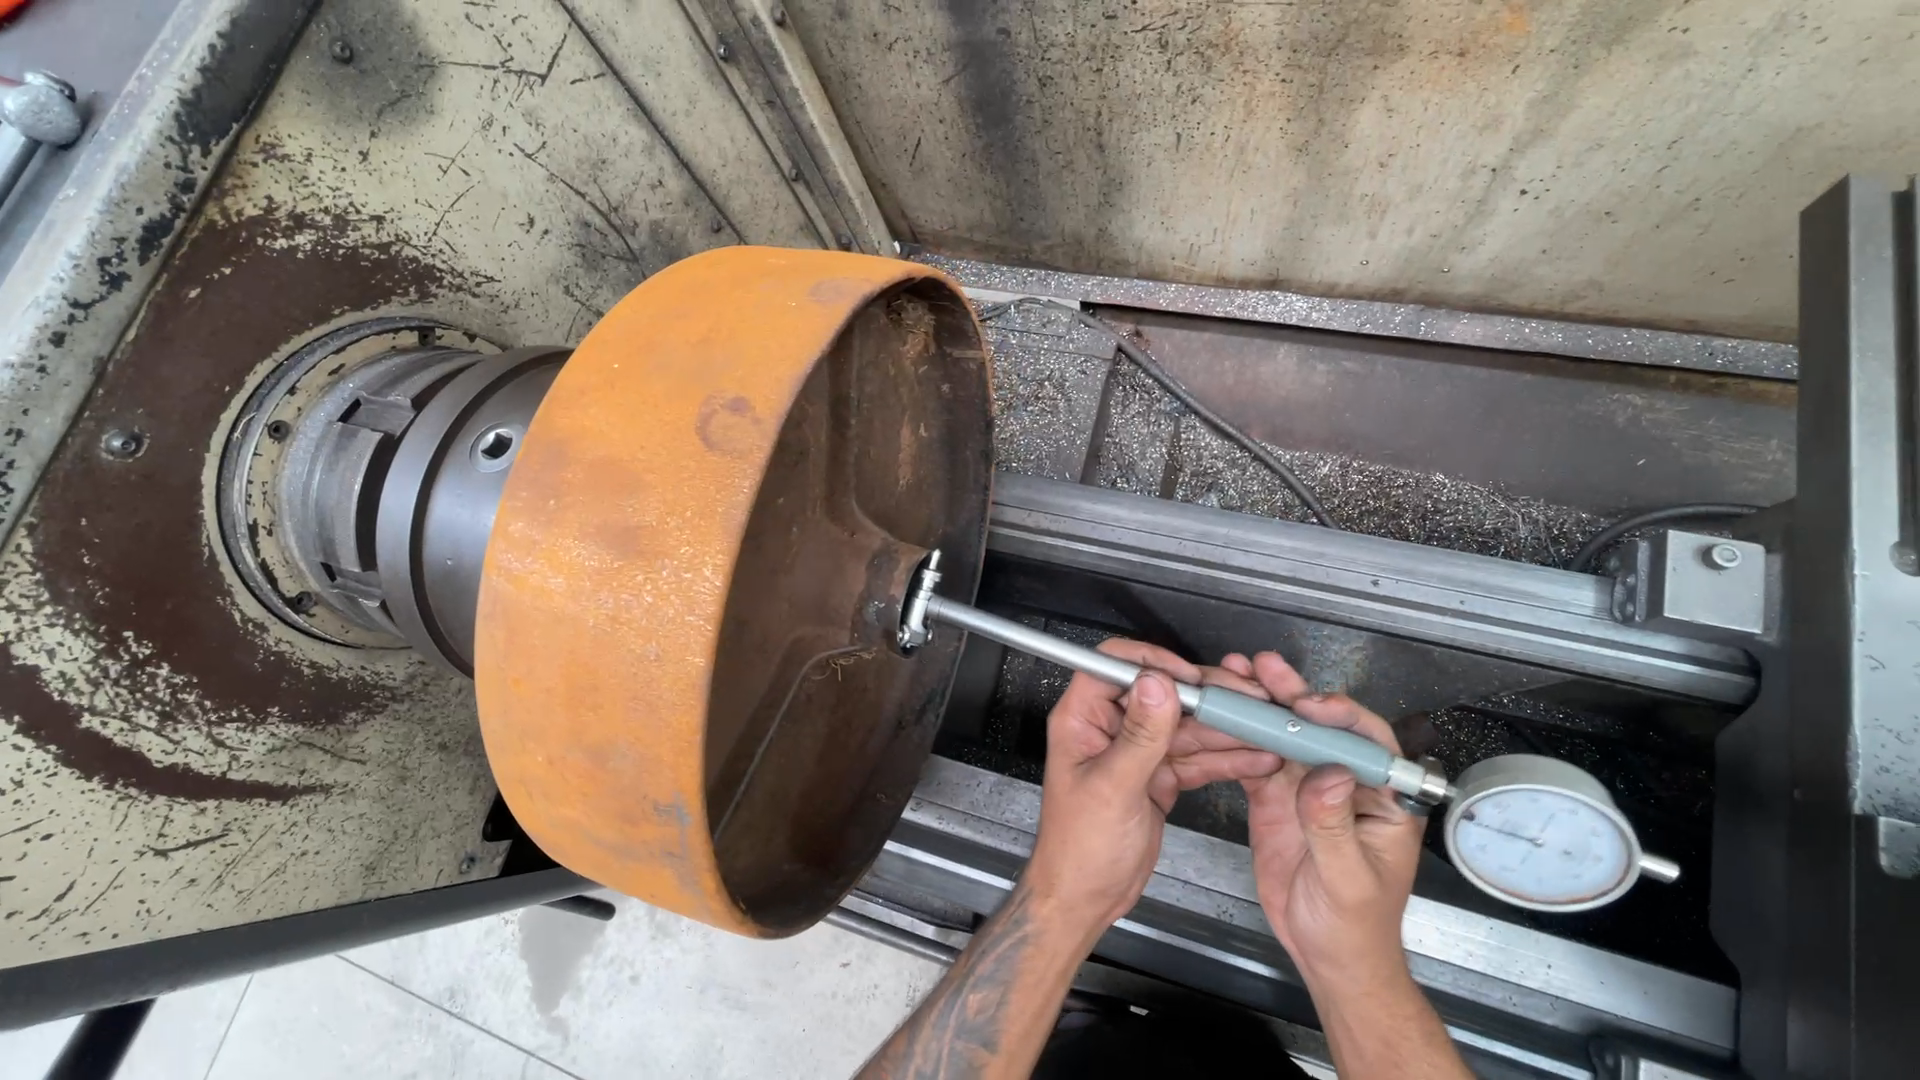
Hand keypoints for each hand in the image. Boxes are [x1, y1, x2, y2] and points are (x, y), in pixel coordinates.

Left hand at [1021, 639, 1283, 942]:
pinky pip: (1196, 758)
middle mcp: (1110, 727)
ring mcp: (1137, 751)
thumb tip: (1159, 684)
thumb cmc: (1080, 847)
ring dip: (1226, 728)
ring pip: (1186, 726)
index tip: (1191, 677)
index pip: (1115, 665)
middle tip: (1250, 699)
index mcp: (1083, 718)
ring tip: (1267, 727)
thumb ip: (1140, 736)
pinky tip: (1259, 758)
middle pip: (1161, 693)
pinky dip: (1226, 759)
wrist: (1086, 898)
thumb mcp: (1113, 788)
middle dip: (1206, 696)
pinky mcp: (1159, 775)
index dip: (1154, 662)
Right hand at [1222, 652, 1423, 988]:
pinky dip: (1236, 737)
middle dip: (1292, 694)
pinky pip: (1254, 760)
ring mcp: (1305, 787)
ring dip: (1261, 706)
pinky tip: (1219, 715)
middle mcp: (1344, 781)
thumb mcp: (1349, 880)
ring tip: (1234, 675)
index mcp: (1381, 797)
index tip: (1309, 704)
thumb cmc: (1354, 924)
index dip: (1341, 716)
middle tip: (1264, 667)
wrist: (1325, 953)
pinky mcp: (1274, 798)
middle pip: (1320, 728)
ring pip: (1284, 736)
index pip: (1369, 742)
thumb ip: (1336, 826)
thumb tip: (1330, 774)